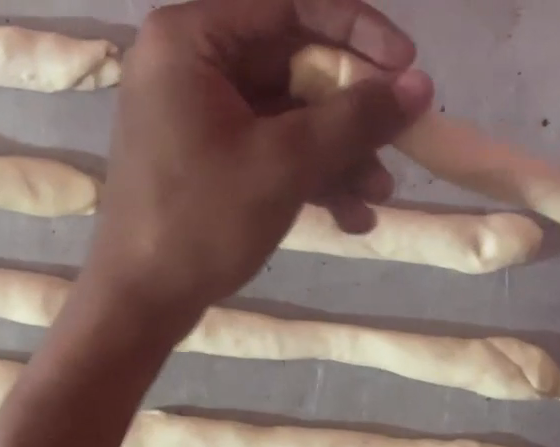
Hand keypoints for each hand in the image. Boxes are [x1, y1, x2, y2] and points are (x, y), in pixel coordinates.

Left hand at [85, 0, 433, 318]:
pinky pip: (268, 149)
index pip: (290, 5)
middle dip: (350, 114)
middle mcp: (190, 65)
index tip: (406, 66)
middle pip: (293, 65)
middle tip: (400, 142)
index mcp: (191, 40)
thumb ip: (355, 119)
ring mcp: (196, 115)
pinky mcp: (205, 159)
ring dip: (338, 154)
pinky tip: (350, 217)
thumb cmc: (201, 223)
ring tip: (377, 197)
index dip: (356, 30)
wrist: (139, 304)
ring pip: (287, 115)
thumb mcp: (284, 165)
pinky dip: (308, 177)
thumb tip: (420, 87)